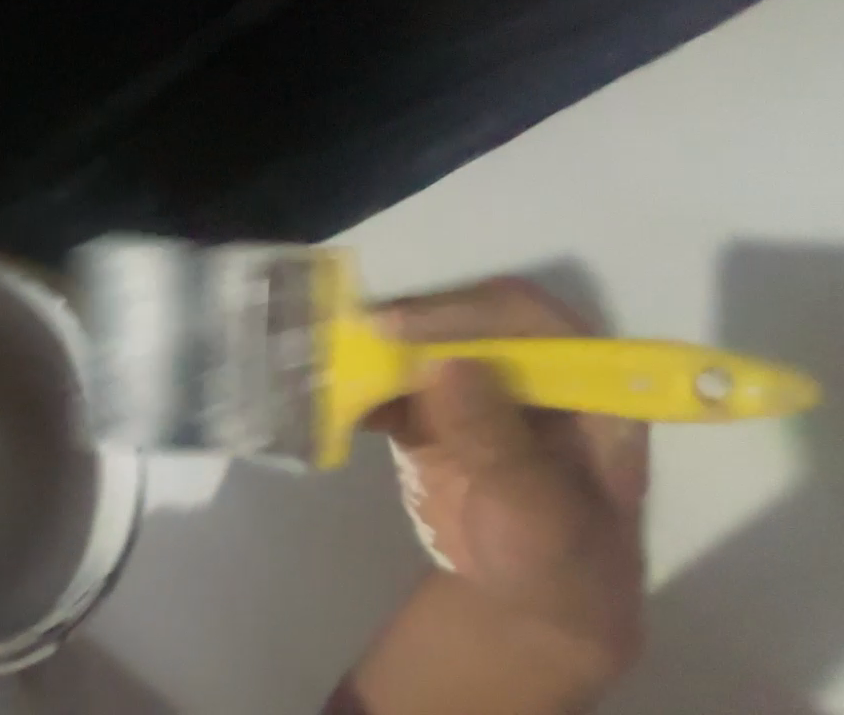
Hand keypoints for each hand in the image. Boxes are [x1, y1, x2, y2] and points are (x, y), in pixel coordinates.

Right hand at [371, 279, 648, 678]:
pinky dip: (355, 384)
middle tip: (354, 334)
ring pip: (420, 339)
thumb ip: (498, 440)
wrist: (520, 600)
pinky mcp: (425, 404)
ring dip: (373, 347)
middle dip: (410, 321)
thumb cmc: (556, 563)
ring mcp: (474, 385)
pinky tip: (334, 402)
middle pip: (465, 316)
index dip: (466, 313)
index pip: (527, 320)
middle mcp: (529, 371)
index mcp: (583, 387)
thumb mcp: (539, 512)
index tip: (399, 327)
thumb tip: (446, 363)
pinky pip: (386, 377)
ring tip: (331, 362)